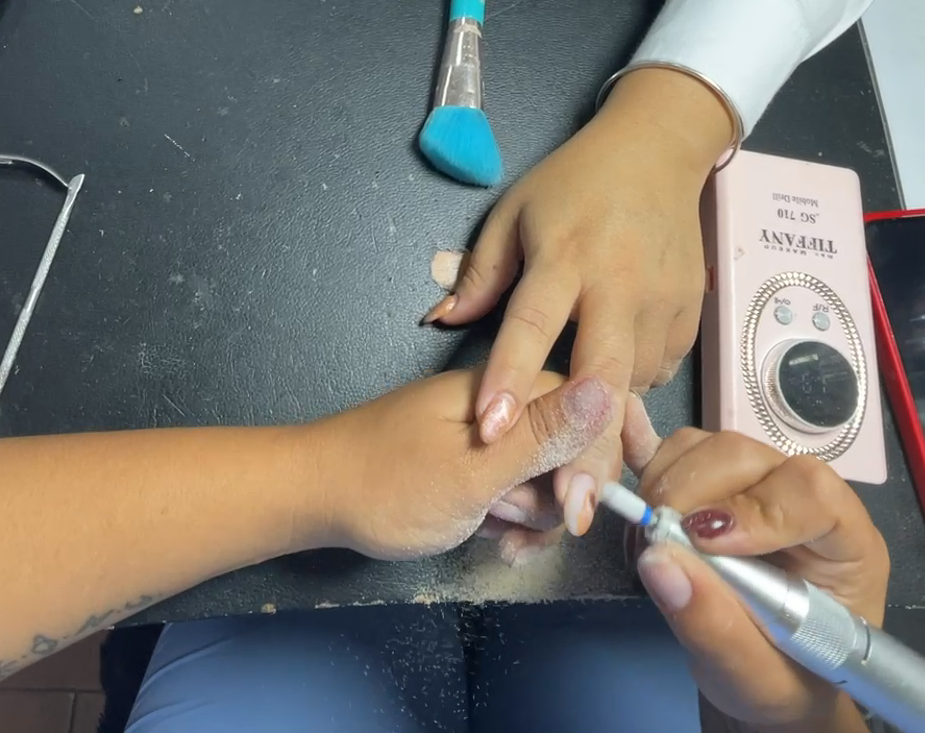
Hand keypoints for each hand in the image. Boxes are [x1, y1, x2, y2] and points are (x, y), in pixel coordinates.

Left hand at [308, 370, 612, 560]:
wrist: (316, 494)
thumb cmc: (390, 484)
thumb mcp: (473, 471)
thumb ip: (543, 435)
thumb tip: (607, 384)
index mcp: (504, 386)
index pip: (588, 405)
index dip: (595, 460)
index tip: (573, 511)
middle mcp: (502, 401)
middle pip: (572, 443)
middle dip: (560, 495)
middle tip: (519, 526)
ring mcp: (487, 431)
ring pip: (547, 473)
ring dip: (534, 514)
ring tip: (498, 535)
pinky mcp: (474, 458)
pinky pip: (517, 486)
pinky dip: (513, 517)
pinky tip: (495, 540)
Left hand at [425, 67, 732, 536]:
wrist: (656, 152)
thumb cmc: (572, 185)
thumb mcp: (514, 216)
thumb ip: (481, 275)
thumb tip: (441, 321)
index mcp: (565, 255)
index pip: (531, 323)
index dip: (510, 377)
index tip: (489, 429)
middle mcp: (618, 283)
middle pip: (603, 372)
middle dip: (586, 443)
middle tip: (567, 506)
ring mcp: (664, 299)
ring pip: (634, 382)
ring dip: (606, 423)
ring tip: (582, 464)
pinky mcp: (694, 312)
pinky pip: (659, 368)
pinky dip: (633, 388)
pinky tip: (612, 393)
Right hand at [623, 397, 889, 731]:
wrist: (765, 673)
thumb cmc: (783, 679)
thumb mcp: (758, 680)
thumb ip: (716, 627)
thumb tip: (657, 561)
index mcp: (843, 542)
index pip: (812, 491)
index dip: (755, 507)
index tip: (705, 543)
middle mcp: (798, 494)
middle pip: (742, 455)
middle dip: (689, 493)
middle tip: (657, 544)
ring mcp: (750, 477)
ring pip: (700, 446)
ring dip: (660, 486)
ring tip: (649, 544)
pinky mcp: (708, 476)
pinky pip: (671, 451)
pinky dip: (645, 470)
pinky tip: (635, 507)